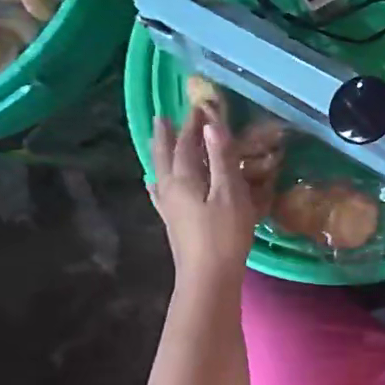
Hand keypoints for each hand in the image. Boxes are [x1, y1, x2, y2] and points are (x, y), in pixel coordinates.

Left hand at [150, 105, 260, 285]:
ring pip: (159, 172)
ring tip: (157, 141)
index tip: (201, 106)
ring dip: (160, 153)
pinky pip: (159, 193)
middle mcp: (170, 188)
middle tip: (162, 116)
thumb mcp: (230, 192)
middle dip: (166, 134)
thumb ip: (221, 157)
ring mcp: (168, 207)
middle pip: (165, 154)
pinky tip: (154, 185)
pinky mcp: (171, 222)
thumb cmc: (224, 235)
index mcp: (184, 177)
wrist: (207, 279)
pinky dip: (157, 182)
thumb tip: (211, 123)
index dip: (194, 123)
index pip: (187, 142)